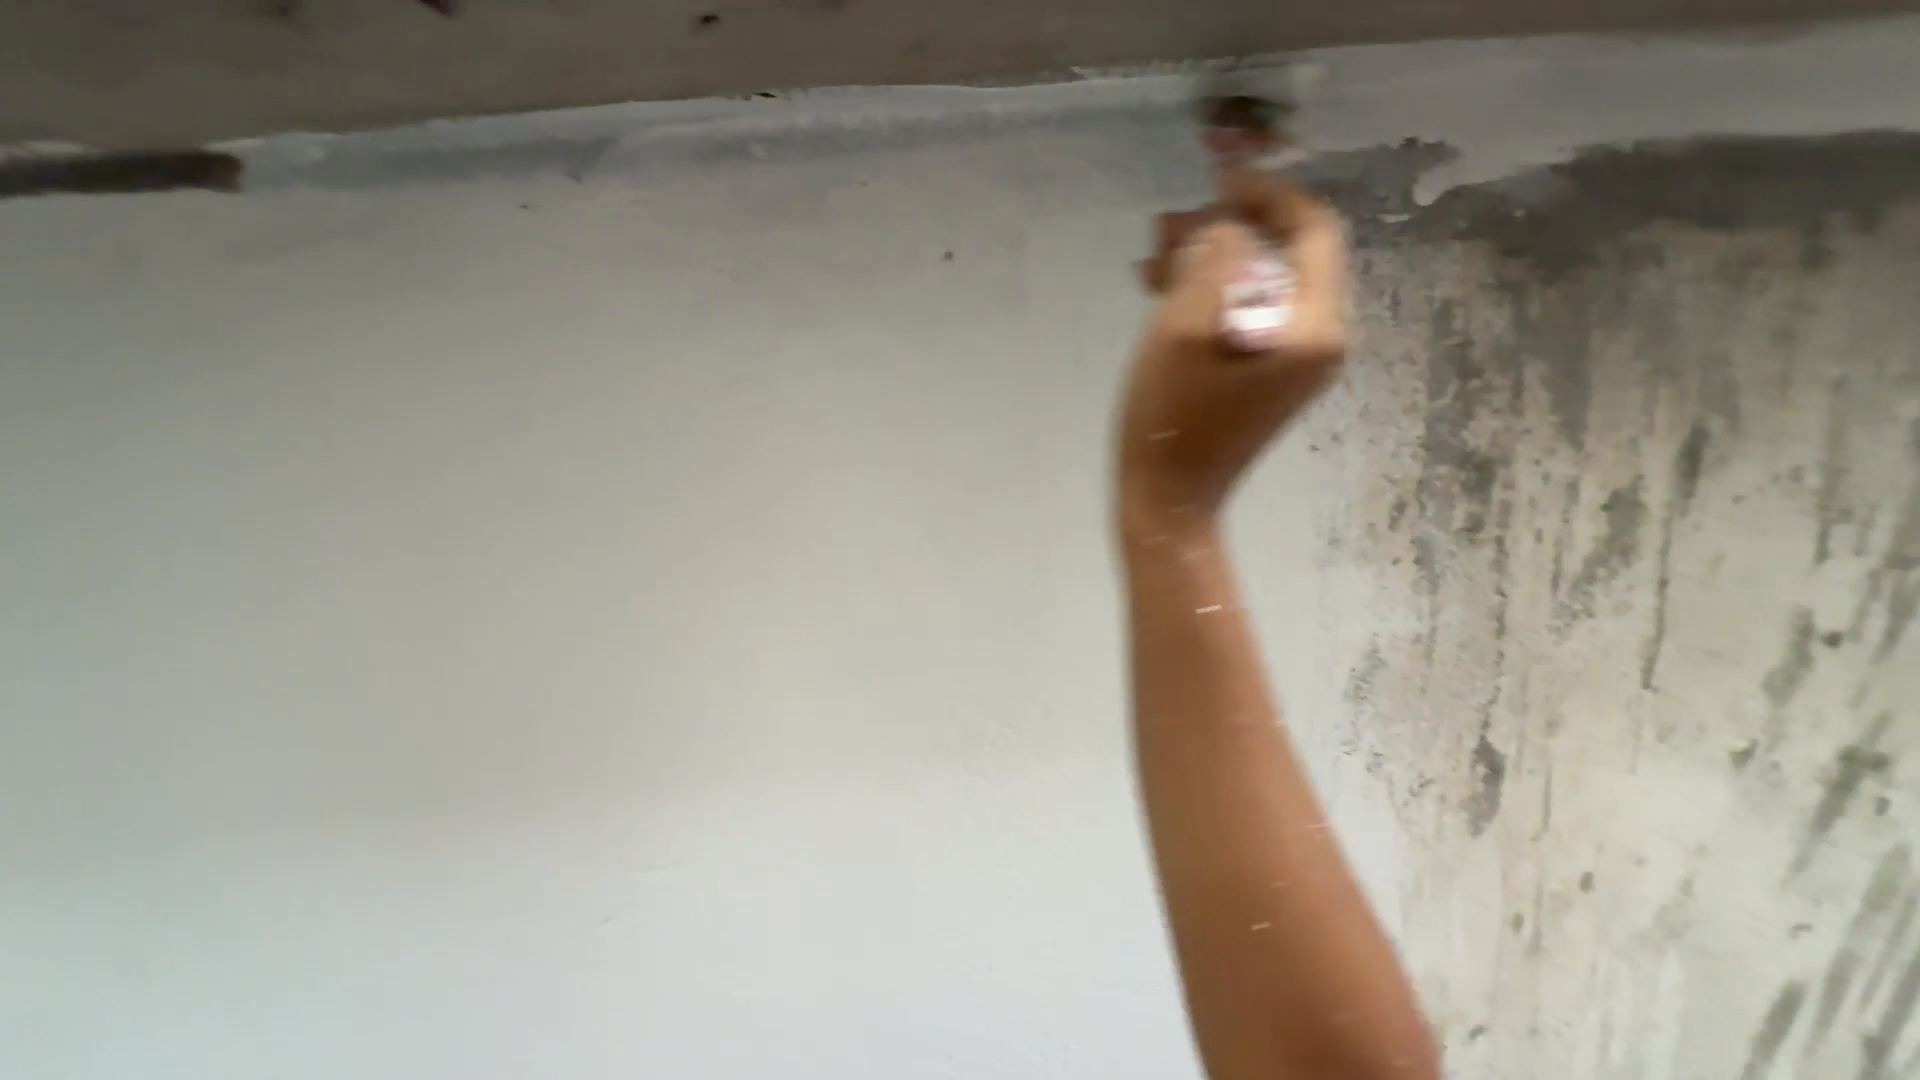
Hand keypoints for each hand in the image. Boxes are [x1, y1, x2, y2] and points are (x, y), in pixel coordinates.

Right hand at [1116, 167, 1347, 524]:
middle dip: (1223, 231)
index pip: (1312, 231)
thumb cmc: (1172, 421)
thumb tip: (1223, 229)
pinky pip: (1246, 316)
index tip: (1214, 180)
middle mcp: (1319, 340)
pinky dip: (1209, 298)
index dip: (1266, 195)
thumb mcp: (1183, 328)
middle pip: (1282, 256)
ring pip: (1259, 284)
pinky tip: (1161, 292)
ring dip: (1208, 263)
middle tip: (1163, 229)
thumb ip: (1212, 259)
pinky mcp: (1268, 377)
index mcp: (1313, 328)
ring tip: (1150, 261)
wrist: (1169, 500)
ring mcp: (1295, 362)